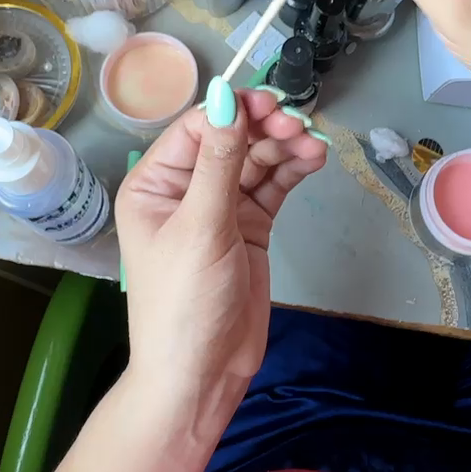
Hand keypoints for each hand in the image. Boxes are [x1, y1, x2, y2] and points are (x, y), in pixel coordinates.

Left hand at [115, 90, 327, 414]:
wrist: (202, 376)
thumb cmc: (186, 301)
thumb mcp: (201, 227)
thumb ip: (220, 161)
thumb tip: (226, 96)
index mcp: (156, 183)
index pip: (197, 129)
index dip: (233, 110)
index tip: (271, 104)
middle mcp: (187, 189)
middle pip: (230, 140)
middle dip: (264, 127)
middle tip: (298, 124)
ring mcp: (221, 207)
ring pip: (256, 160)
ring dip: (284, 147)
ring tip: (313, 144)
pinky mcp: (250, 226)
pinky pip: (272, 187)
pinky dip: (293, 171)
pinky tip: (314, 159)